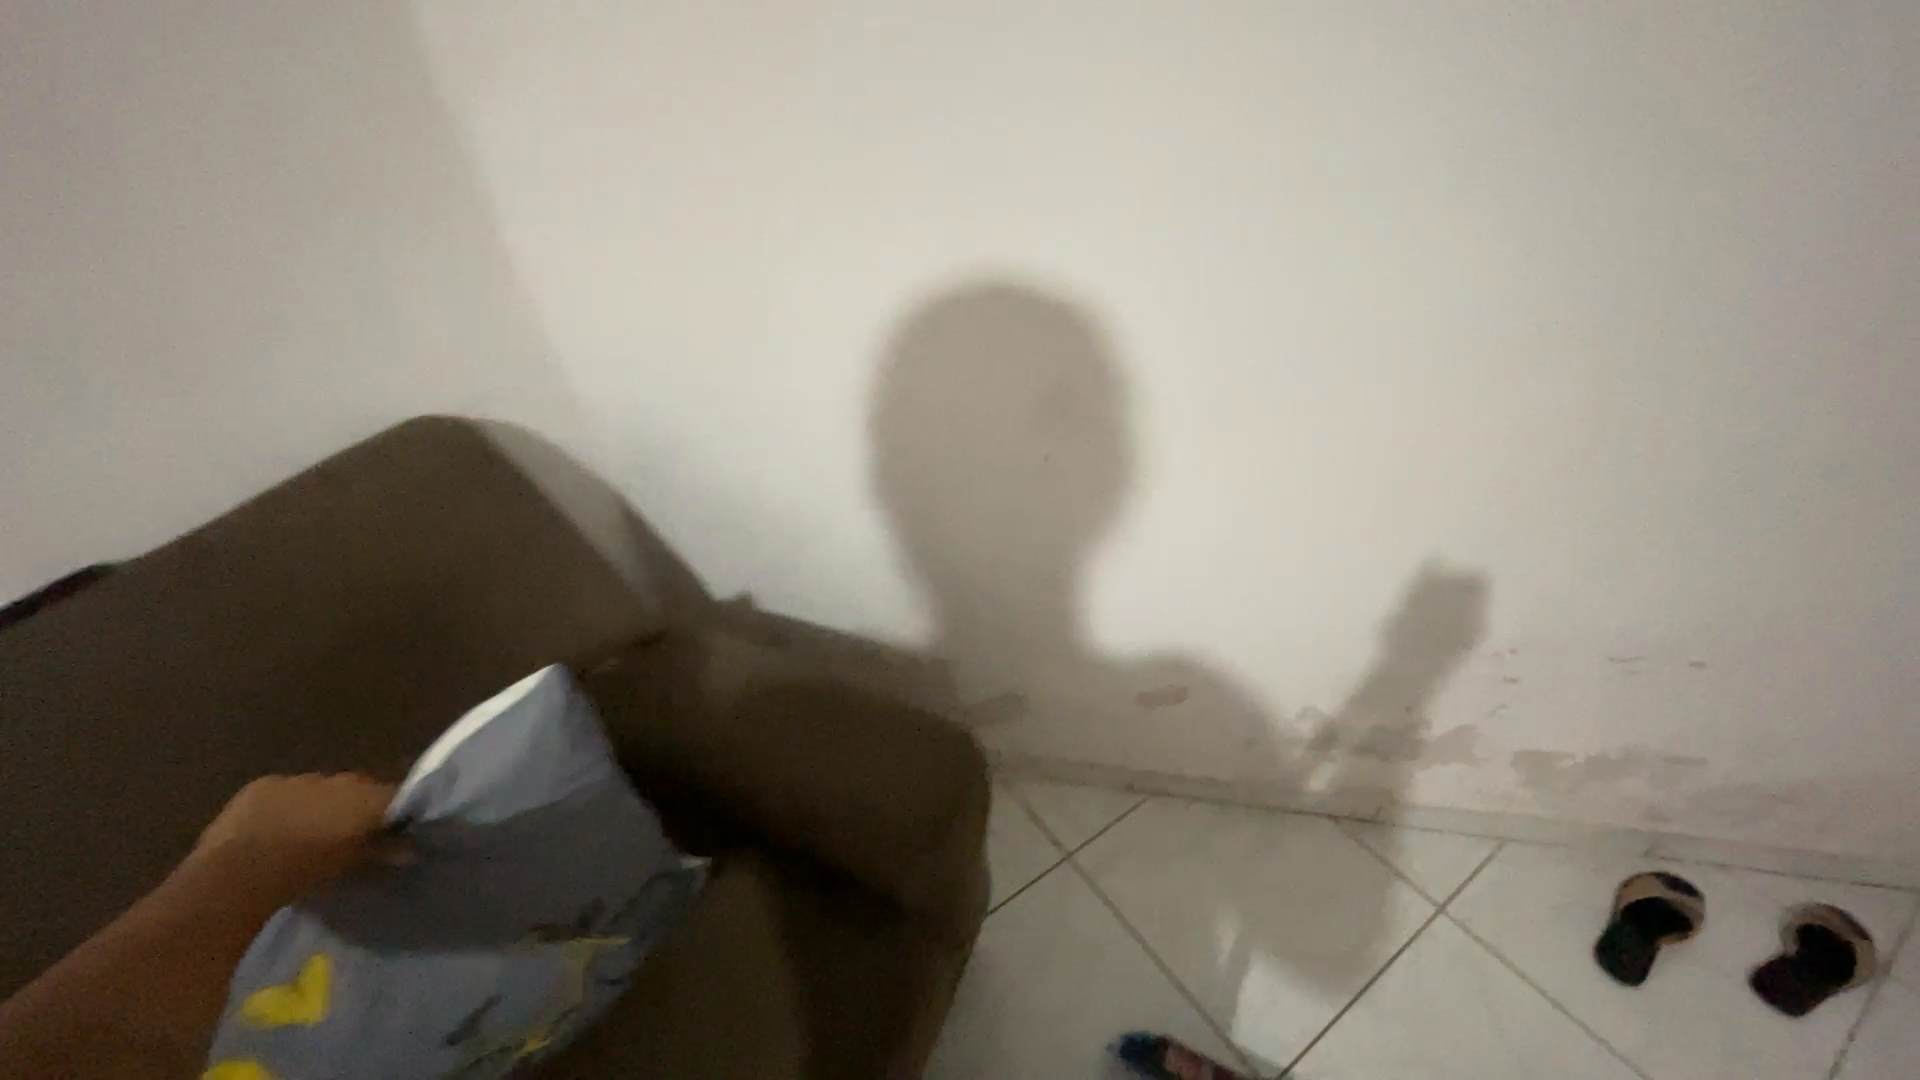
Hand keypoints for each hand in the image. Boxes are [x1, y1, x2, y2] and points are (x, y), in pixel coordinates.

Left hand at [187, 773, 403, 907]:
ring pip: (320, 788)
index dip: (394, 813)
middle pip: (359, 788)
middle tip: (347, 834)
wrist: (236, 874)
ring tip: (307, 832)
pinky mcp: (264, 784)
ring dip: (319, 804)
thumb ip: (384, 851)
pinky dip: (285, 803)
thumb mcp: (352, 866)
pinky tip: (273, 825)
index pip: (396, 795)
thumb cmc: (306, 871)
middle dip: (356, 806)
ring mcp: (301, 778)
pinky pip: (283, 790)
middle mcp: (342, 779)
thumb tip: (411, 849)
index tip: (390, 831)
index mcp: (369, 796)